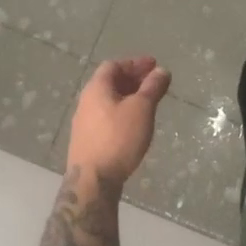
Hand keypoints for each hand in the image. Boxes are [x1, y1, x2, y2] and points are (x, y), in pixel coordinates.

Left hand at [65, 57, 170, 186]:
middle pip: (110, 82)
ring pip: (108, 101)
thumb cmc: (118, 138)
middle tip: (154, 83)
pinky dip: (121, 112)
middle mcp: (86, 102)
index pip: (114, 65)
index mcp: (96, 89)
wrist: (92, 182)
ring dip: (128, 97)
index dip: (135, 63)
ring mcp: (84, 124)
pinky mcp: (86, 142)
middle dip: (133, 79)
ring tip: (147, 103)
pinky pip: (106, 117)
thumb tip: (162, 71)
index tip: (154, 66)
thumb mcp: (142, 108)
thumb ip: (152, 87)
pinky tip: (134, 124)